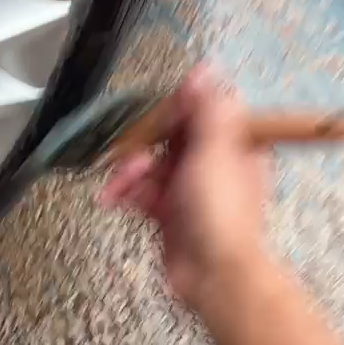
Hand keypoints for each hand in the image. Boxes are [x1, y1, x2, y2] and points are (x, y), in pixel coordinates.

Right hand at [97, 66, 273, 310]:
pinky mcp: (168, 214)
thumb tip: (204, 69)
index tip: (151, 119)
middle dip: (143, 146)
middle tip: (130, 159)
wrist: (213, 274)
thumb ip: (208, 109)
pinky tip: (110, 199)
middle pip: (168, 138)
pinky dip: (125, 194)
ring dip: (128, 173)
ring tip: (115, 189)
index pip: (198, 111)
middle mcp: (212, 163)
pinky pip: (142, 194)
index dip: (171, 112)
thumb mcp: (216, 150)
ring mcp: (188, 190)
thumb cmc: (221, 214)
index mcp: (233, 143)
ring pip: (151, 166)